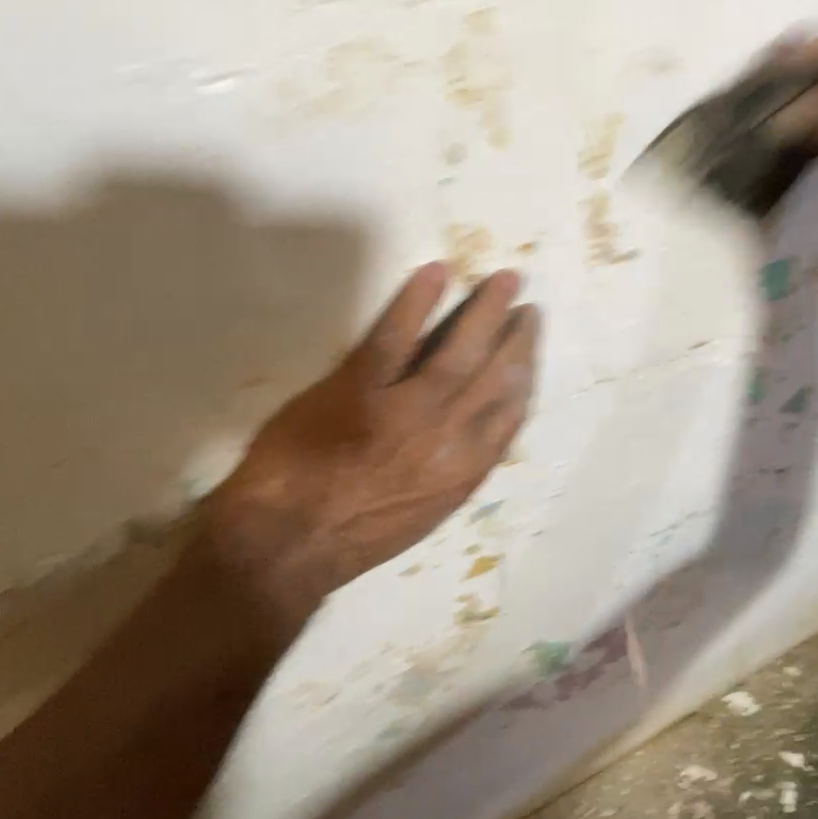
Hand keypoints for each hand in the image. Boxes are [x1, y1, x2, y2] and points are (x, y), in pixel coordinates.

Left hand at [200, 263, 538, 617]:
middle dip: (518, 337)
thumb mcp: (419, 508)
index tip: (531, 350)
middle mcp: (449, 438)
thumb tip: (461, 417)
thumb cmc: (349, 538)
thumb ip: (447, 462)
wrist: (286, 546)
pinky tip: (436, 272)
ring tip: (504, 280)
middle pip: (496, 375)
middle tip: (529, 306)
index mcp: (464, 471)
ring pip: (459, 351)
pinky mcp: (360, 389)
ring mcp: (407, 410)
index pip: (509, 413)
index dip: (526, 376)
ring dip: (485, 311)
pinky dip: (417, 301)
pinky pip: (395, 336)